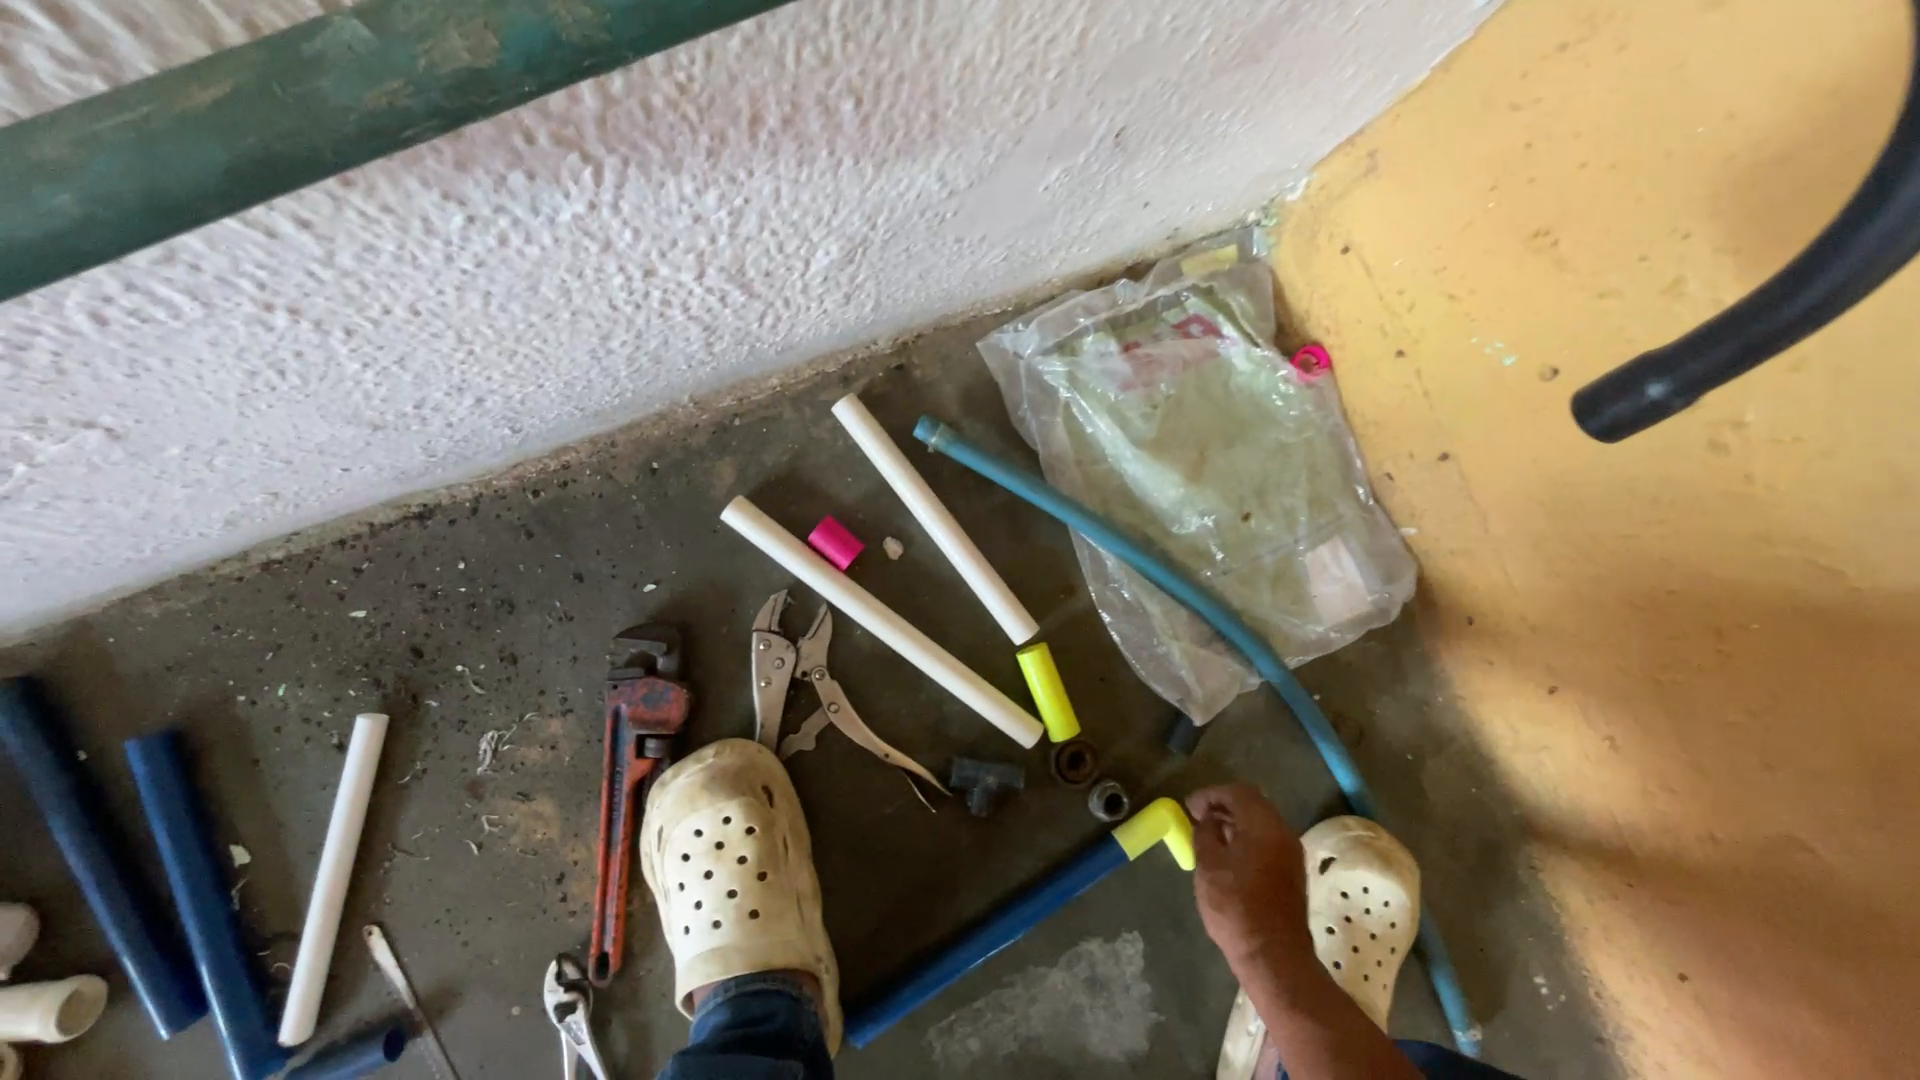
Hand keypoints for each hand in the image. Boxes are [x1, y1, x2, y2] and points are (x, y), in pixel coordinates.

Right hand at [1187, 784, 1314, 969]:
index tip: (1190, 806)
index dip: (1211, 794)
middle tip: (1197, 817)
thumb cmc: (1235, 906)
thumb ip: (1206, 834)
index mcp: (1265, 826)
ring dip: (1235, 824)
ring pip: (1261, 825)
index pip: (1238, 793)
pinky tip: (1227, 855)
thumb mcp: (1209, 865)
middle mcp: (1284, 833)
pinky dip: (1246, 839)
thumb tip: (1208, 822)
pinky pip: (1267, 842)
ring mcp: (1291, 854)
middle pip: (1253, 805)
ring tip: (1208, 835)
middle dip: (1223, 806)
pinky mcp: (1291, 874)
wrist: (1273, 955)